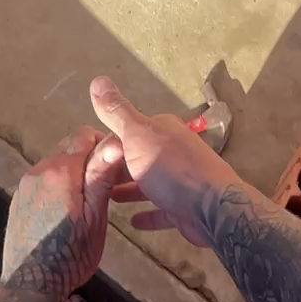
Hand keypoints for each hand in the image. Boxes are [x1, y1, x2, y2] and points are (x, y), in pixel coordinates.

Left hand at [2, 126, 128, 292]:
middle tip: (103, 188)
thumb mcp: (95, 217)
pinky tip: (64, 212)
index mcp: (59, 170)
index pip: (83, 135)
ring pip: (54, 164)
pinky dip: (57, 186)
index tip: (114, 169)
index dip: (103, 146)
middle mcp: (37, 171)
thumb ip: (102, 175)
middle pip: (67, 147)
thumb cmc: (71, 254)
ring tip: (85, 203)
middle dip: (88, 160)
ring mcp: (24, 186)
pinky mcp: (18, 200)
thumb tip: (116, 140)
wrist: (32, 285)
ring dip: (72, 173)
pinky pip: (42, 180)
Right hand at [90, 77, 240, 246]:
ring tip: (107, 197)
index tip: (88, 154)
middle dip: (117, 166)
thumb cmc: (170, 168)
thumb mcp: (137, 134)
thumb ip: (117, 112)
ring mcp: (180, 181)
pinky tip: (131, 221)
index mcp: (162, 130)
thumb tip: (98, 80)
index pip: (130, 130)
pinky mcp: (184, 208)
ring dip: (130, 189)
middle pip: (139, 157)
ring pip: (149, 183)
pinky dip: (147, 214)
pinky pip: (161, 210)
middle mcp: (173, 152)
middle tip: (91, 178)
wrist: (212, 207)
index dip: (109, 141)